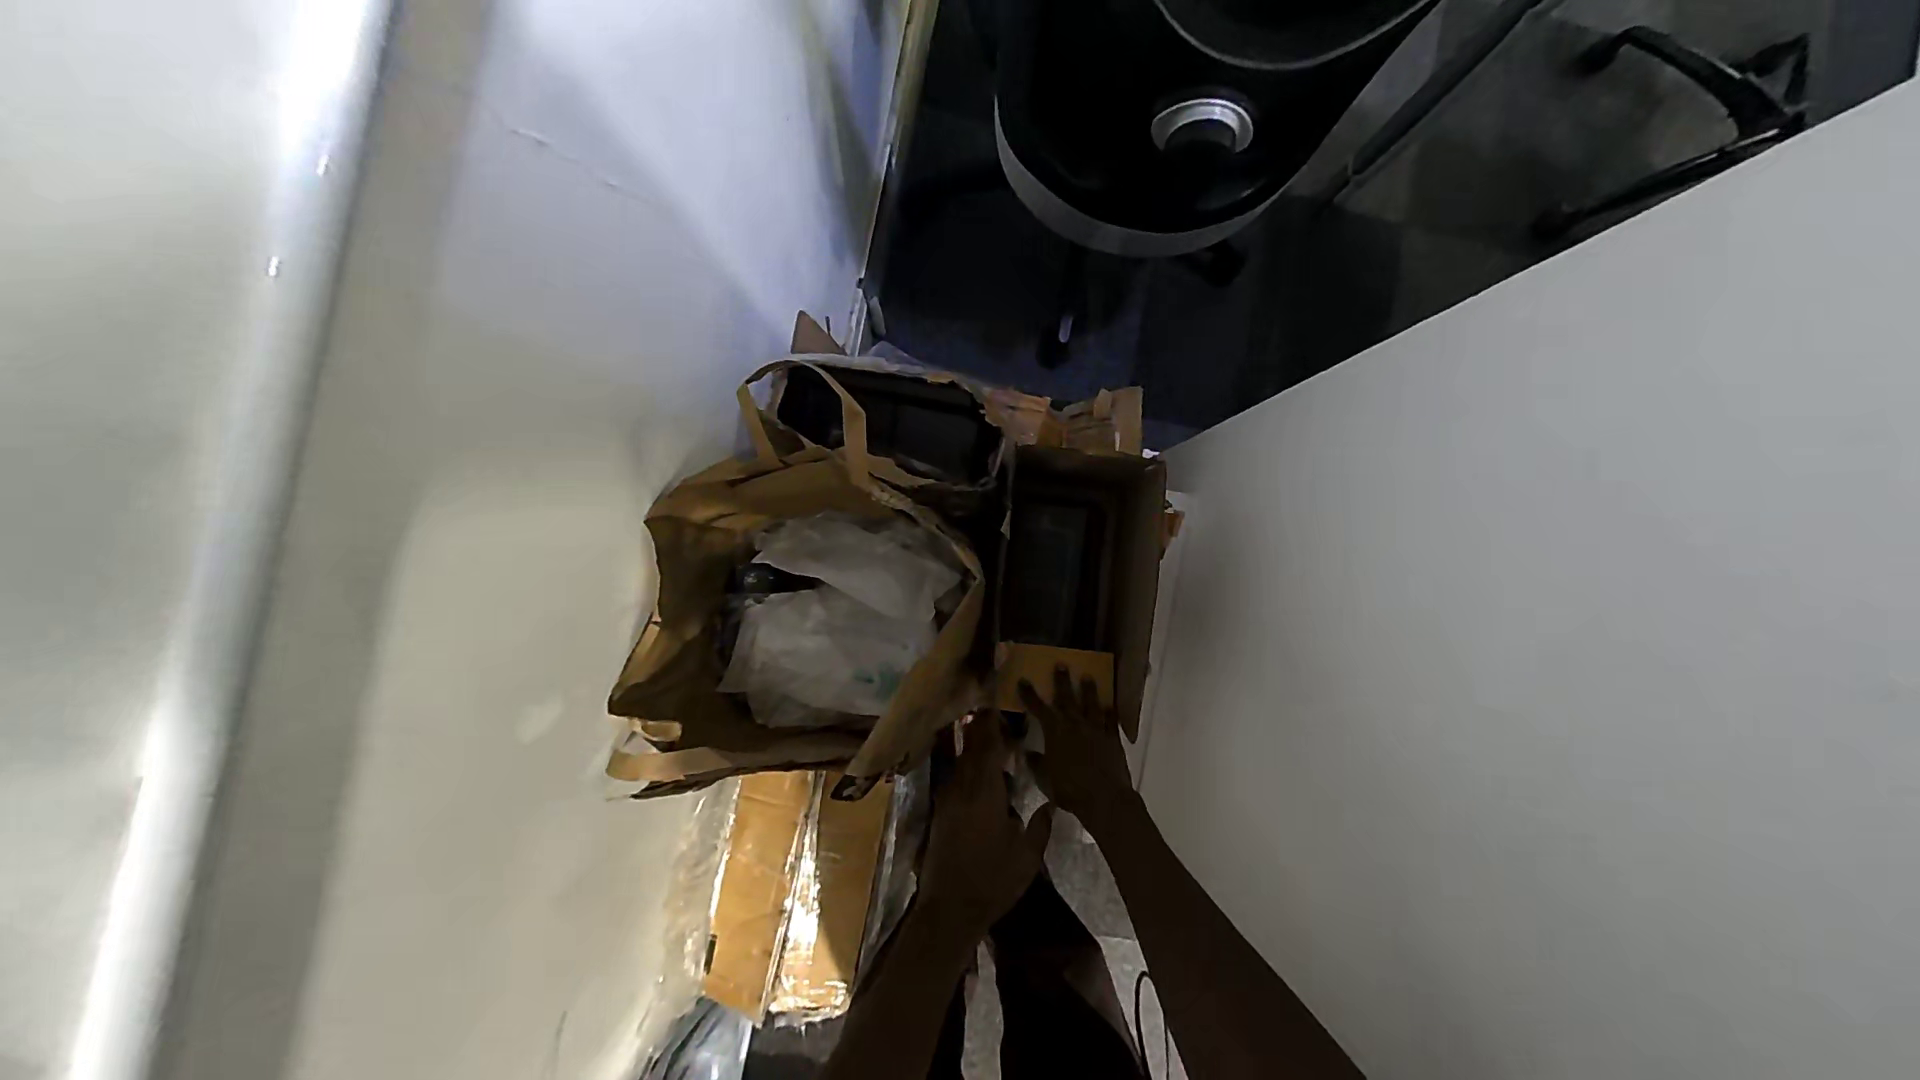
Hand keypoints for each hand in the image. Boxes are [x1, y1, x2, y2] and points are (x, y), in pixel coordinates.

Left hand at [919, 715, 1054, 933]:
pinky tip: (982, 778)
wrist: (949, 909)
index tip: (995, 702)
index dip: (991, 722)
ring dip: (974, 749)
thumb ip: (1039, 826)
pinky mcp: (941, 814)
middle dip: (981, 729)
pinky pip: (956, 780)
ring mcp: (948, 800)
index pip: (987, 745)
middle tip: (994, 713)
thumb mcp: (1027, 856)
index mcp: (984, 791)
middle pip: (970, 748)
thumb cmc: (992, 881)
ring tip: (992, 742)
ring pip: (961, 763)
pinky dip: (968, 769)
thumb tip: (1049, 805)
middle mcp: (961, 787)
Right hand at [1019, 667, 1137, 832]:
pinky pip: (1111, 720)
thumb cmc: (1069, 789)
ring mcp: (1096, 729)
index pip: (1038, 708)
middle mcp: (1074, 723)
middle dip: (1062, 681)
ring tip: (1088, 676)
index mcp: (1055, 731)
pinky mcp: (1113, 738)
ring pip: (1091, 703)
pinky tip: (1110, 705)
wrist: (1104, 797)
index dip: (1029, 694)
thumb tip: (1028, 753)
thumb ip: (1036, 764)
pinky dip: (1110, 712)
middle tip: (1061, 664)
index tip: (1024, 680)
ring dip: (1089, 689)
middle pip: (1067, 698)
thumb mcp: (1045, 779)